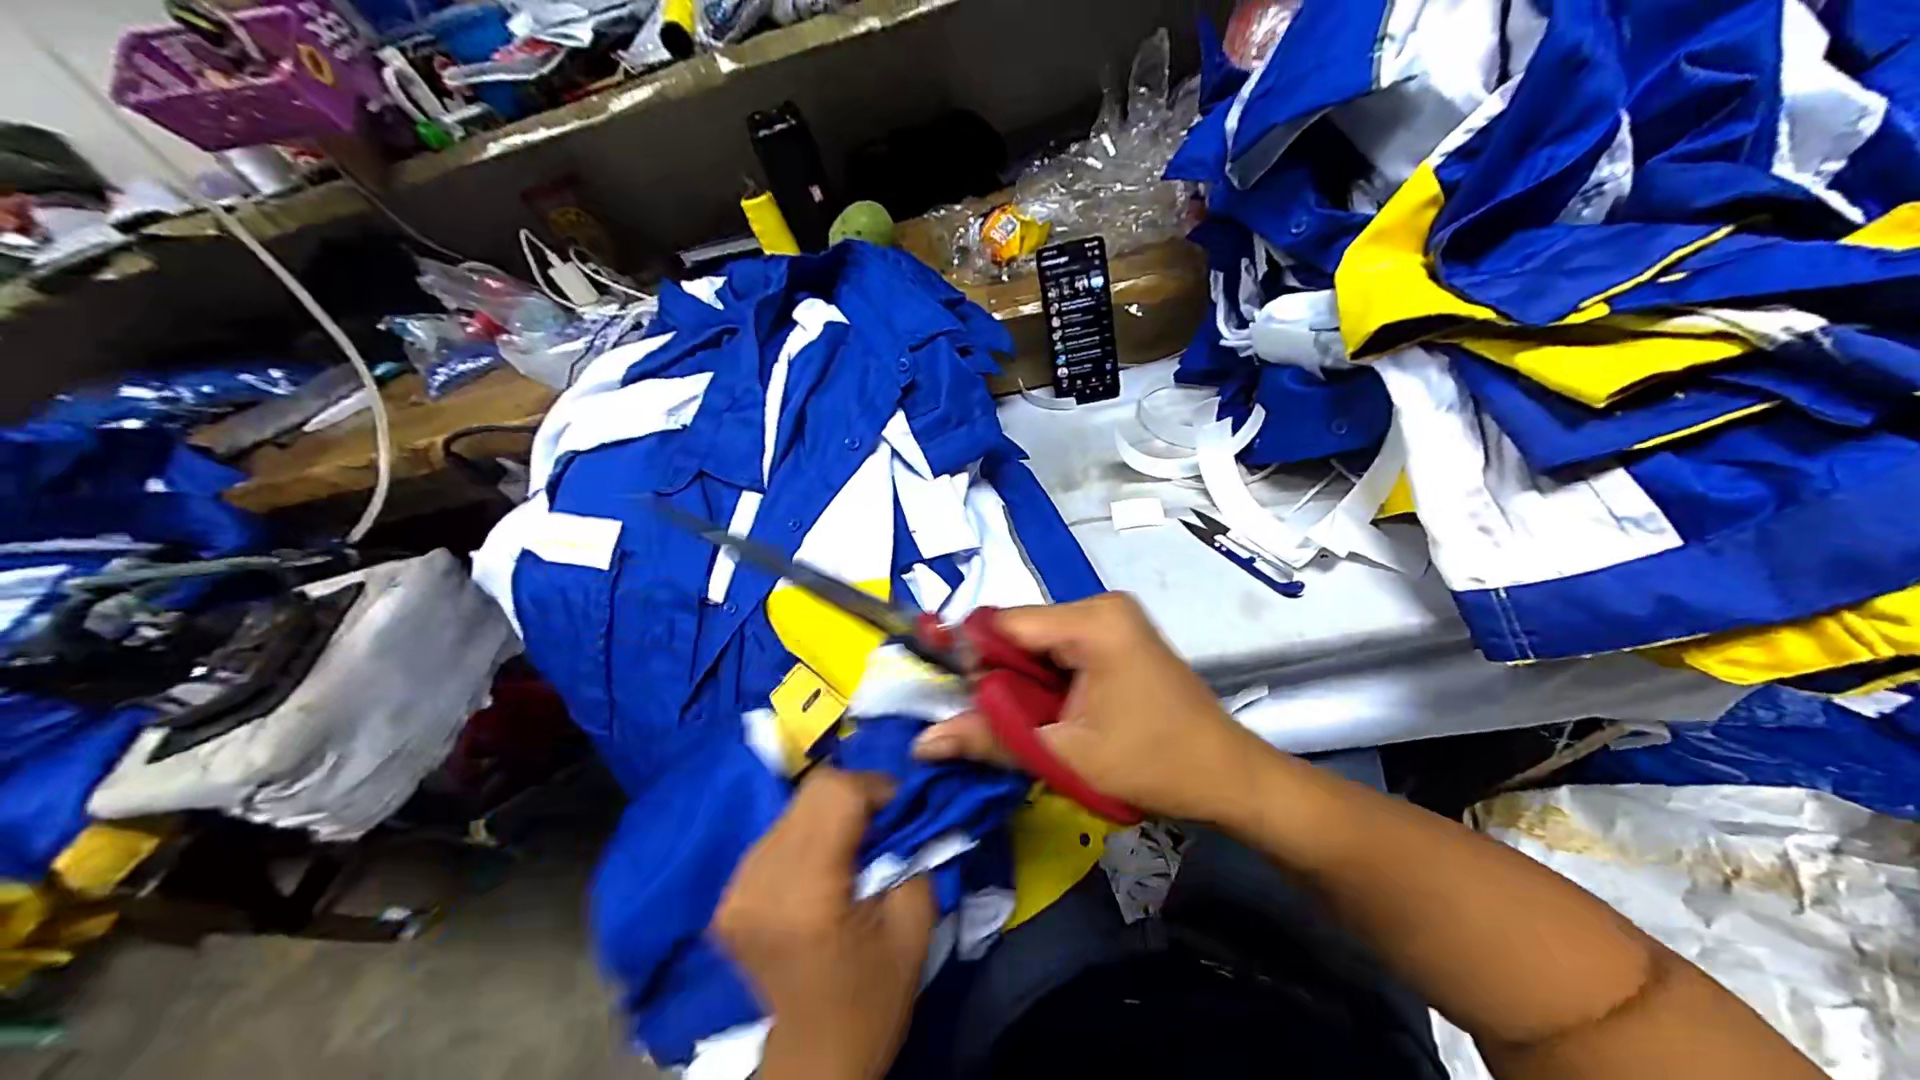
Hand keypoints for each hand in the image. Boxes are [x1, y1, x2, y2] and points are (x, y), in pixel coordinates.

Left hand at [711, 767, 935, 1079]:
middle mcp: (758, 882)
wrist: (816, 1058)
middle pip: (810, 792)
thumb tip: (906, 812)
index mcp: (804, 893)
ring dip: (829, 816)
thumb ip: (914, 855)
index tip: (901, 810)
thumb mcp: (913, 926)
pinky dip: (806, 838)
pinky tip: (823, 868)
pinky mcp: (726, 898)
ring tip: (853, 847)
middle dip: (855, 797)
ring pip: (792, 809)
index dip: (876, 788)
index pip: (835, 793)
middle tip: (881, 824)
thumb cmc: (871, 998)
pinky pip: (775, 837)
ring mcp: (734, 890)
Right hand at [913, 593, 1279, 822]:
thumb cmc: (1155, 765)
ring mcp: (1112, 620)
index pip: (1004, 623)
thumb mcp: (1065, 757)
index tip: (957, 702)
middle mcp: (1100, 606)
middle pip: (1020, 632)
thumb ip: (991, 740)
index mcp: (1092, 621)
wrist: (1229, 778)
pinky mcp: (1117, 638)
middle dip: (999, 678)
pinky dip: (1044, 684)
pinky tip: (1052, 716)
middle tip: (992, 725)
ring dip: (1022, 685)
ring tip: (1028, 726)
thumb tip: (922, 741)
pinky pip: (1059, 652)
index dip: (971, 659)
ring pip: (1037, 645)